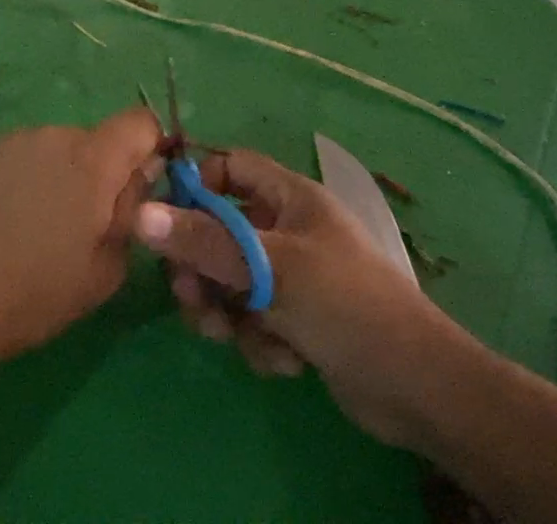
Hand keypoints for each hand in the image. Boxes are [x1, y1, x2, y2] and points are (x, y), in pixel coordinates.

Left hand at [0, 109, 163, 371]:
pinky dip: (29, 182)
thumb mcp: (106, 269)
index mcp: (92, 160)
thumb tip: (138, 180)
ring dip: (64, 178)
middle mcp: (53, 136)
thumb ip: (131, 213)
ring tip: (41, 232)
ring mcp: (12, 143)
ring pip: (59, 151)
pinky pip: (25, 159)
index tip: (139, 193)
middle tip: (87, 228)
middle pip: (97, 141)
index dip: (149, 150)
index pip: (141, 123)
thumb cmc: (35, 293)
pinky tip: (9, 224)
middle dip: (104, 175)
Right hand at [133, 149, 478, 447]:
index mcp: (292, 199)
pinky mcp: (298, 321)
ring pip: (231, 282)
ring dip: (226, 312)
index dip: (197, 185)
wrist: (418, 389)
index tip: (164, 218)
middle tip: (192, 297)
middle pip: (221, 232)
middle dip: (203, 269)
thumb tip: (139, 214)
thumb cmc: (346, 305)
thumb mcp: (270, 268)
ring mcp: (294, 279)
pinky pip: (253, 319)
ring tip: (234, 335)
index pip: (232, 167)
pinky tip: (284, 361)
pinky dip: (258, 340)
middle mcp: (290, 232)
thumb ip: (204, 242)